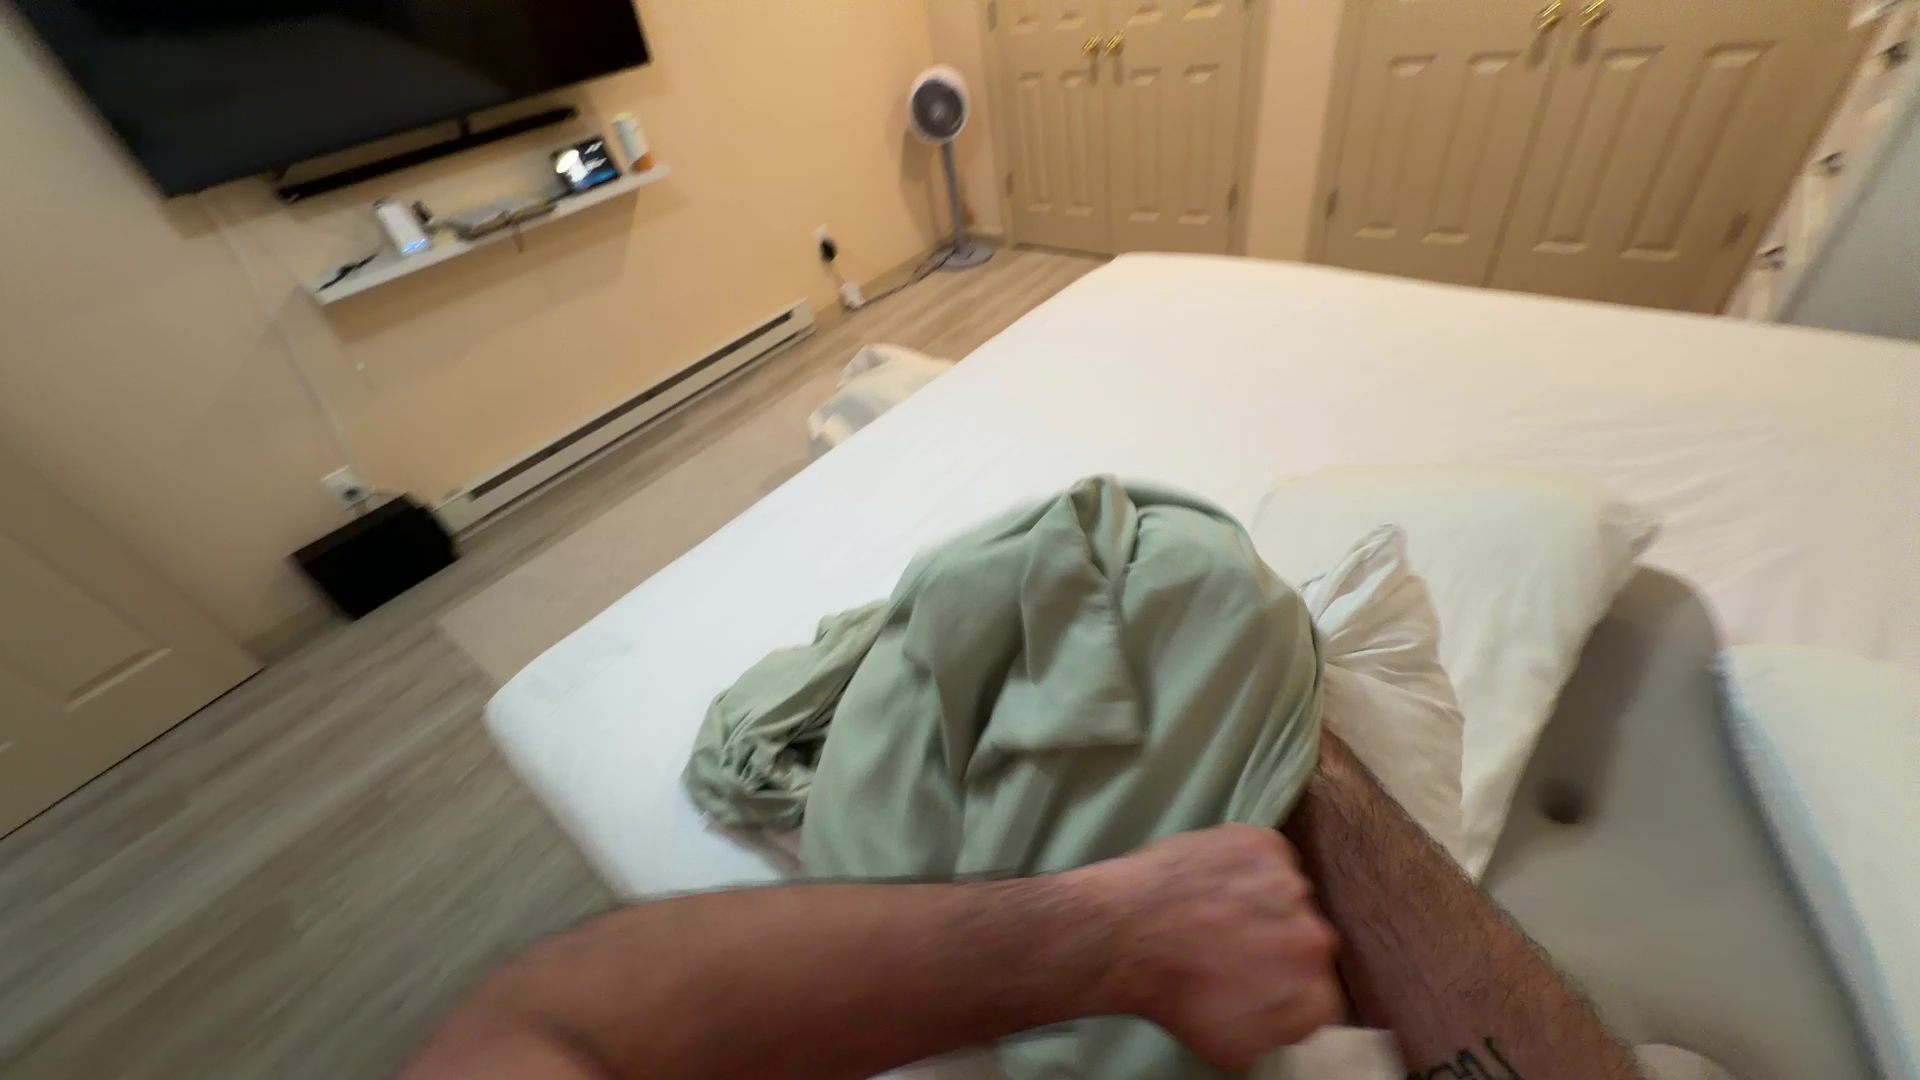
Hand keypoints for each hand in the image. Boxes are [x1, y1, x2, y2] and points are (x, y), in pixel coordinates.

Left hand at [1069, 825, 1344, 1070]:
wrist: (1129, 930)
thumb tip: (1284, 1014)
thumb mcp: (1236, 1047)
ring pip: (1285, 890)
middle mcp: (1317, 939)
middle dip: (1275, 936)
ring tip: (1215, 901)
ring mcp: (1291, 885)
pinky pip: (1265, 851)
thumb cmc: (1175, 993)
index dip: (1283, 978)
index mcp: (1318, 996)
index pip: (1318, 988)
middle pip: (1304, 935)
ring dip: (1260, 895)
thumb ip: (1279, 1031)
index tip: (1254, 970)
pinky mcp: (1264, 843)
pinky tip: (1214, 872)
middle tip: (1230, 934)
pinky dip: (1245, 858)